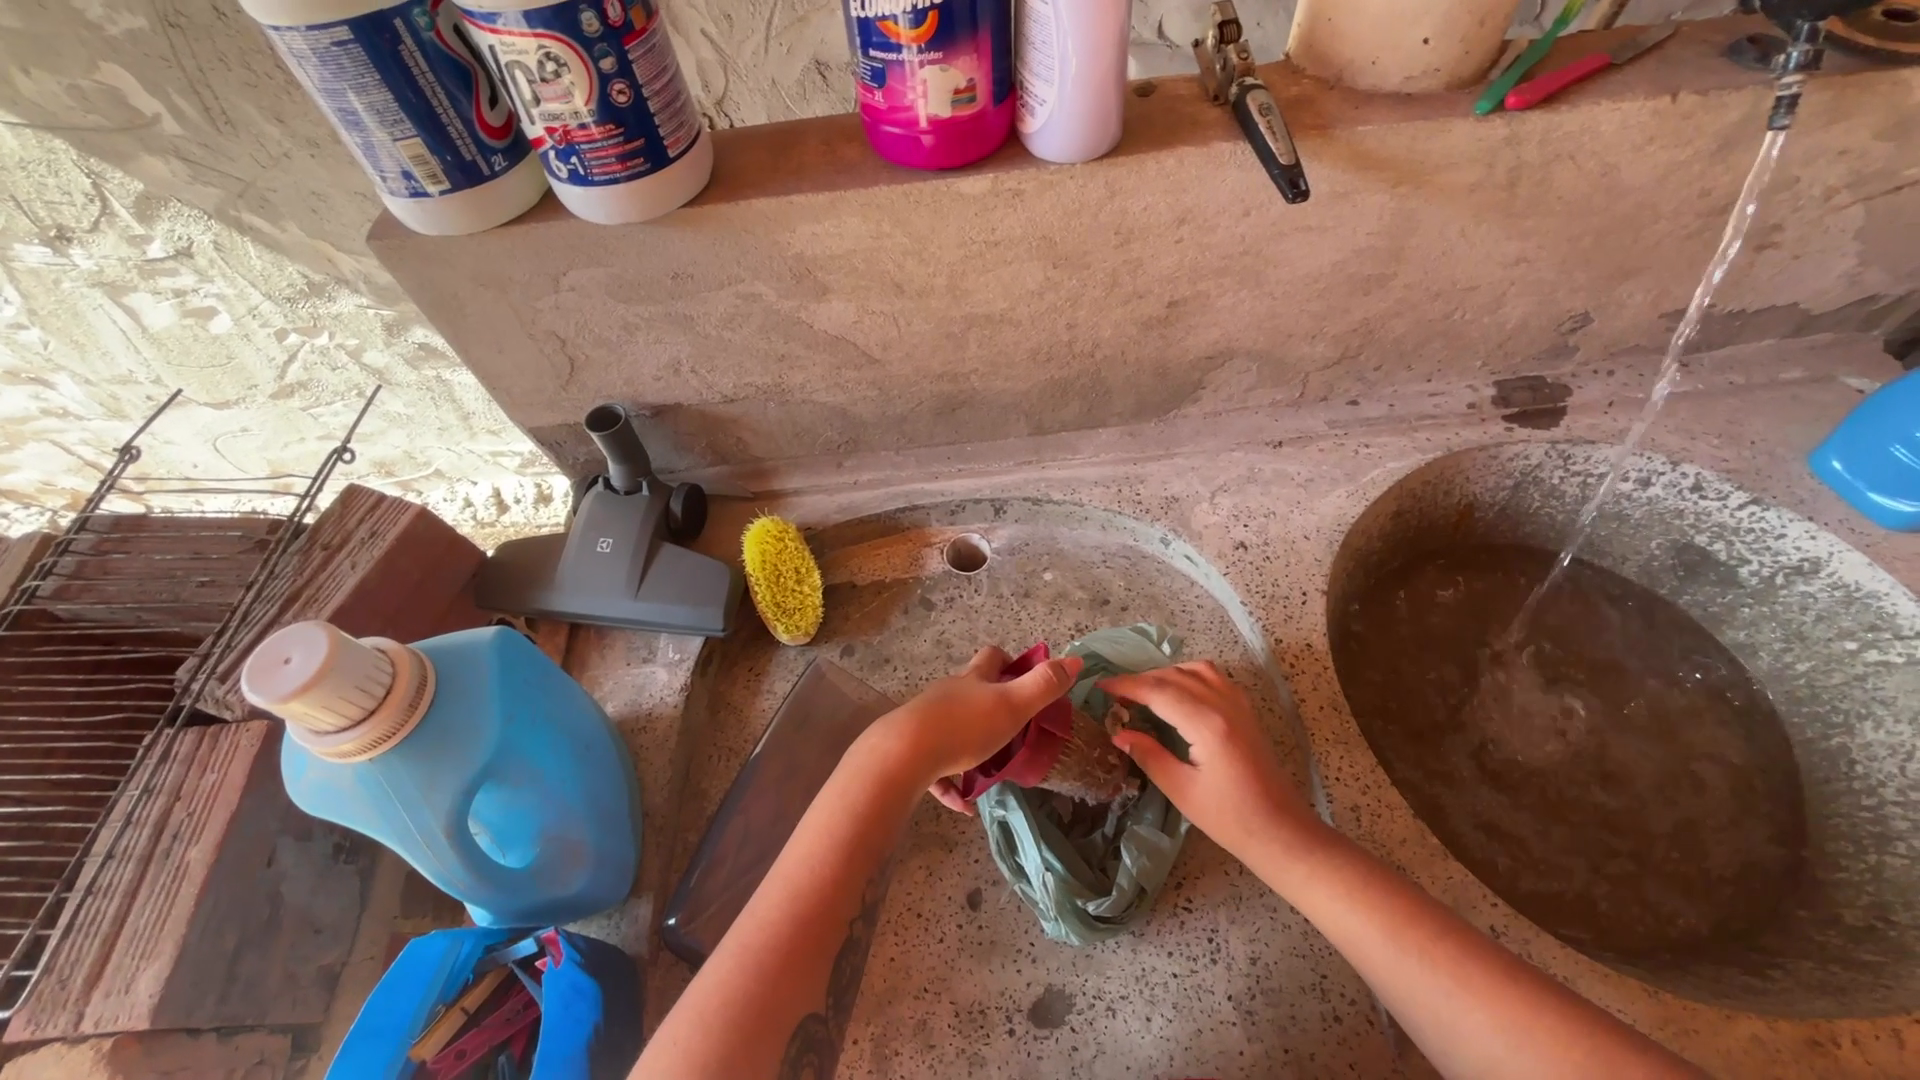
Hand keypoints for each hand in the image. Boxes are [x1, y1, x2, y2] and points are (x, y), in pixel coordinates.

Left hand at [866, 646, 1082, 814]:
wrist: (904, 755)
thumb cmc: (964, 727)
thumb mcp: (1013, 705)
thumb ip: (1044, 686)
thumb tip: (1076, 661)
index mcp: (973, 680)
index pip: (992, 658)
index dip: (1010, 662)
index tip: (1024, 677)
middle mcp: (947, 694)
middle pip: (969, 690)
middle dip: (990, 704)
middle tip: (1013, 728)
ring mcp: (926, 721)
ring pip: (952, 728)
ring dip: (971, 745)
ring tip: (991, 770)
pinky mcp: (911, 752)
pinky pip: (934, 768)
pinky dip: (950, 784)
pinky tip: (963, 806)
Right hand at [1100, 662, 1316, 859]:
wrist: (1281, 830)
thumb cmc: (1230, 818)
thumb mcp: (1182, 791)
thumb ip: (1149, 756)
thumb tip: (1120, 733)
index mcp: (1207, 724)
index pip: (1158, 691)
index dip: (1126, 686)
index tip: (1102, 687)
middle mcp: (1225, 704)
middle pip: (1175, 676)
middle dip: (1141, 679)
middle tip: (1116, 694)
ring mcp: (1240, 705)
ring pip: (1196, 670)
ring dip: (1166, 674)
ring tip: (1144, 691)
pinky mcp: (1247, 711)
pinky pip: (1214, 678)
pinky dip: (1189, 676)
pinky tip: (1177, 693)